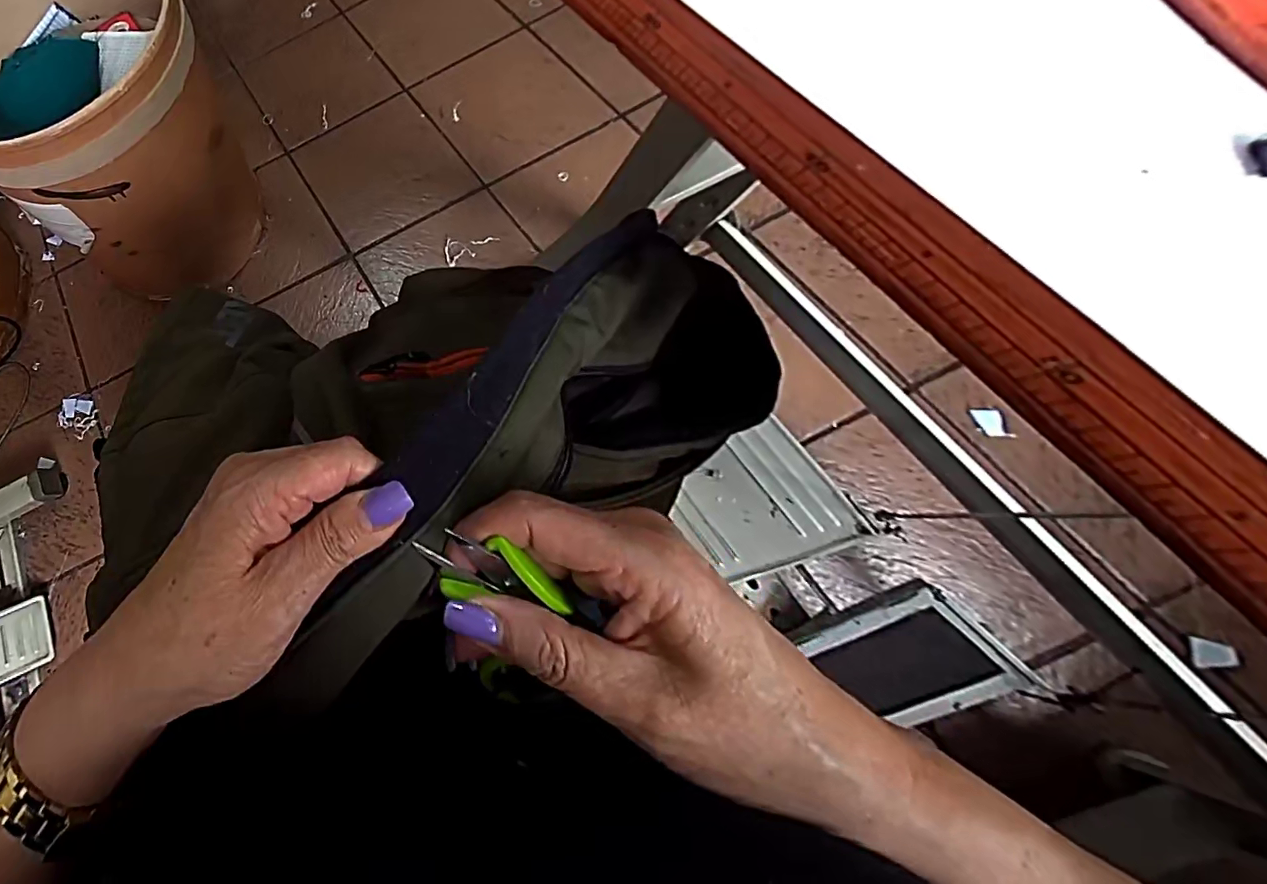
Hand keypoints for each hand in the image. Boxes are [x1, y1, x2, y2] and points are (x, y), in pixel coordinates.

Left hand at [78, 437, 411, 720]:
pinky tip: (299, 559)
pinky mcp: (241, 501)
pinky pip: (298, 491)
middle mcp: (246, 472)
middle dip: (357, 504)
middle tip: (343, 564)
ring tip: (316, 567)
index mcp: (255, 487)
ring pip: (320, 476)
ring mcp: (240, 484)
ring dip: (336, 515)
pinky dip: (314, 519)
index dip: (376, 491)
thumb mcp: (280, 598)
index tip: (380, 534)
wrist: (142, 665)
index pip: (346, 456)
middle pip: (334, 461)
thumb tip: (392, 499)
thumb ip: (338, 541)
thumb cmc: (198, 643)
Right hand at [441, 492, 899, 829]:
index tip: (445, 589)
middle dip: (488, 581)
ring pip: (542, 551)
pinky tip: (537, 641)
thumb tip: (475, 614)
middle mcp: (638, 536)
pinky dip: (539, 603)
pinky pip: (565, 568)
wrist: (821, 749)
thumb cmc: (752, 729)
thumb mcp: (633, 700)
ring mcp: (636, 549)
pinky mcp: (634, 569)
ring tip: (500, 651)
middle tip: (468, 640)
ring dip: (512, 598)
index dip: (475, 543)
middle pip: (530, 531)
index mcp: (645, 555)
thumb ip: (545, 649)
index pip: (530, 516)